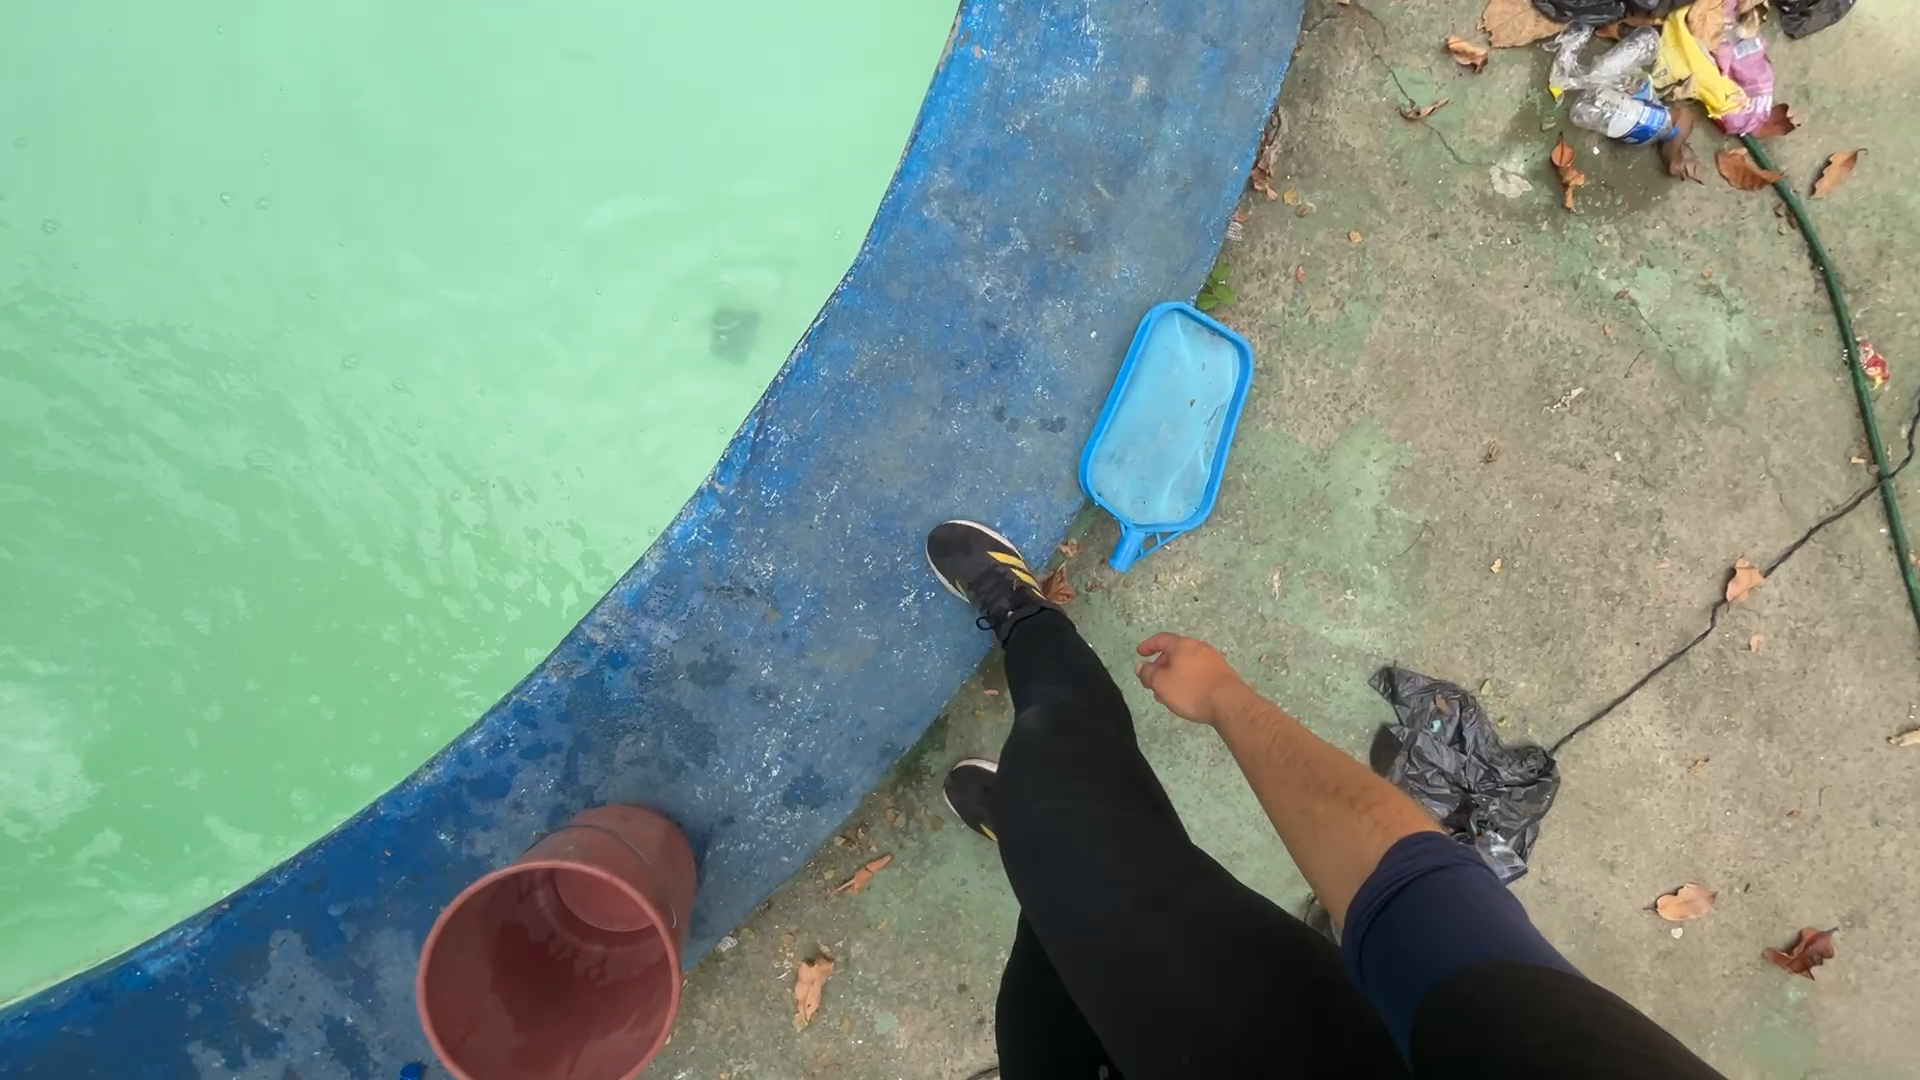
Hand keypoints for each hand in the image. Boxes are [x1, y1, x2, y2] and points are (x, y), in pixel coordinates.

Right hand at [1135, 633, 1252, 725]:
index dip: (1148, 645)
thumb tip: (1142, 667)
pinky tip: (1186, 696)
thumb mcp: (1161, 683)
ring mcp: (1213, 660)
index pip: (1161, 639)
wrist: (1230, 704)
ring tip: (1167, 694)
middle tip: (1153, 682)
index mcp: (1182, 645)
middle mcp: (1199, 647)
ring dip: (1174, 676)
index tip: (1140, 653)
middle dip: (1161, 666)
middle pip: (1174, 652)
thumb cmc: (1191, 691)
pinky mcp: (1222, 674)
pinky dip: (1187, 680)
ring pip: (1186, 664)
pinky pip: (1198, 673)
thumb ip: (1148, 673)